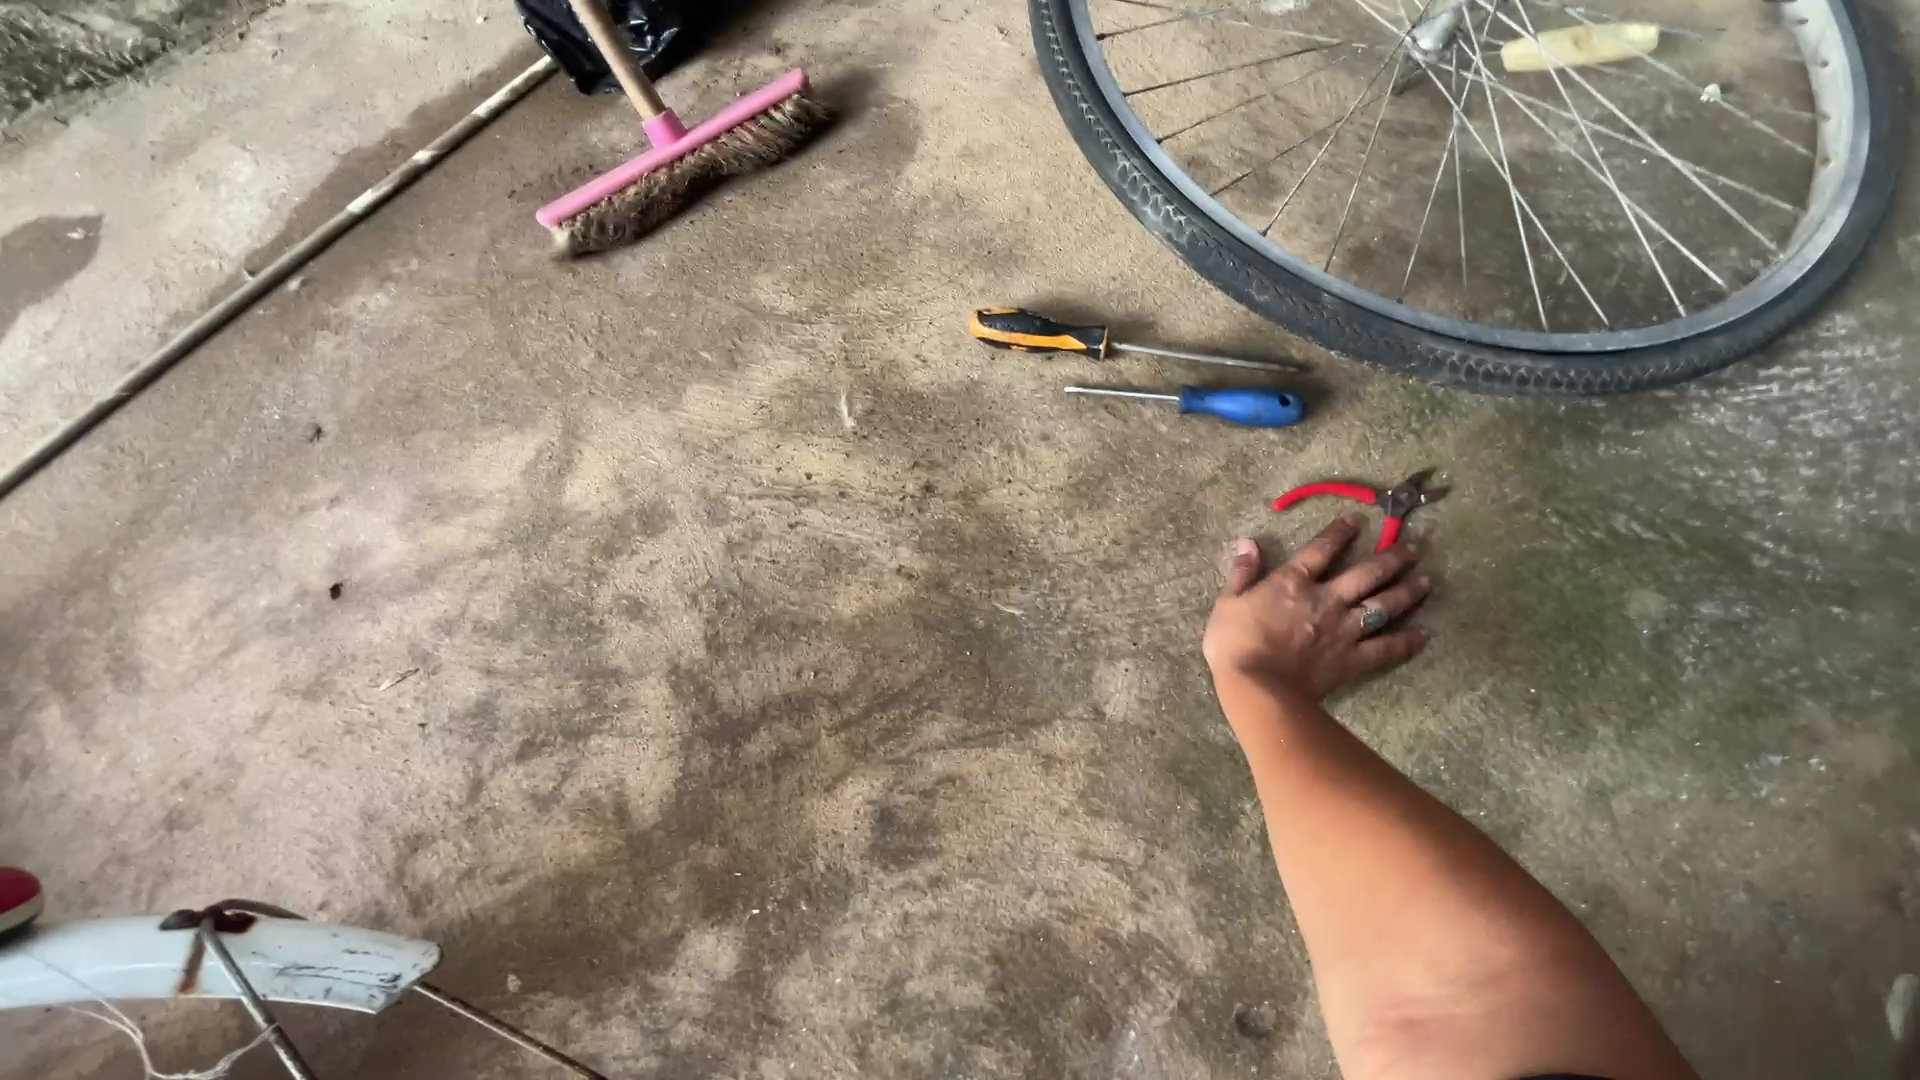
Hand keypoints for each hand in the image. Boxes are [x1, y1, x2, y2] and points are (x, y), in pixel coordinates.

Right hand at [1203, 513, 1431, 704]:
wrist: (1257, 686)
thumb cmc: (1234, 642)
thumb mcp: (1228, 602)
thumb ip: (1242, 572)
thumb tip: (1248, 542)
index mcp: (1293, 581)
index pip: (1321, 549)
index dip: (1340, 532)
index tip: (1358, 520)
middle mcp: (1326, 599)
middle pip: (1366, 574)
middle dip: (1391, 558)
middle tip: (1412, 548)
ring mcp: (1344, 629)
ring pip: (1383, 605)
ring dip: (1407, 591)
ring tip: (1426, 581)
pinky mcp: (1352, 659)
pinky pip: (1386, 648)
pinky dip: (1407, 641)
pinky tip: (1425, 633)